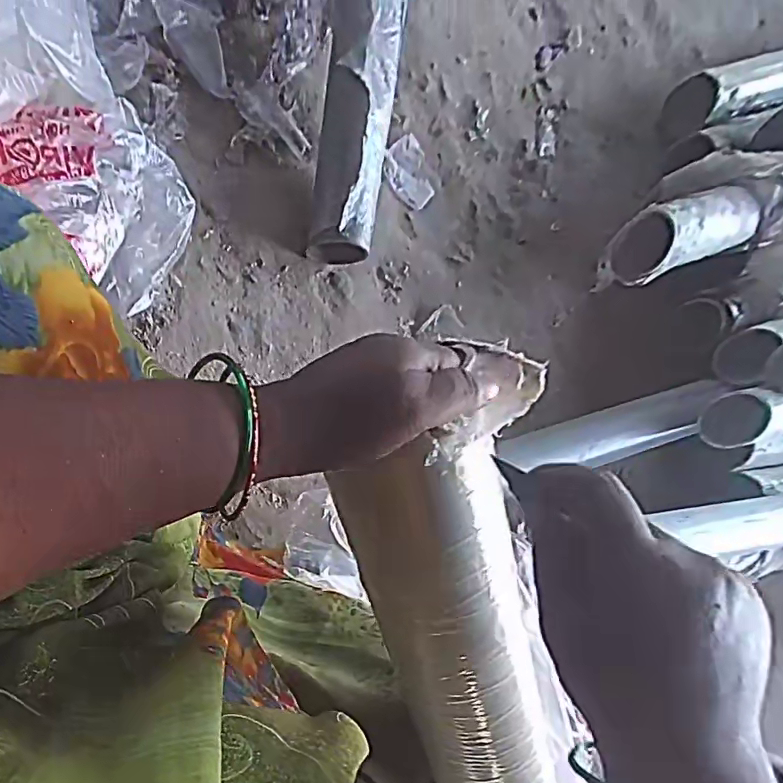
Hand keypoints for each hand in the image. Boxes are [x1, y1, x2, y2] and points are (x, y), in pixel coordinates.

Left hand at [255, 334, 520, 478]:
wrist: (281, 432)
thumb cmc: (350, 425)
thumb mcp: (414, 409)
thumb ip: (457, 390)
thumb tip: (499, 376)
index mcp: (408, 350)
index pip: (461, 358)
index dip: (483, 376)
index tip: (501, 396)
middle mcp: (383, 349)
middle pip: (433, 365)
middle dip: (455, 384)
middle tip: (471, 415)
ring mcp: (355, 366)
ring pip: (406, 377)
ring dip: (425, 395)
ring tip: (437, 425)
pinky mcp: (334, 387)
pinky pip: (382, 390)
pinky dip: (398, 404)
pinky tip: (395, 425)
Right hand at [507, 464, 782, 782]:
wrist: (692, 760)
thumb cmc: (614, 699)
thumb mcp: (561, 628)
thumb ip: (554, 560)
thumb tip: (544, 510)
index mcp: (642, 570)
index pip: (600, 492)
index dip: (562, 479)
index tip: (535, 483)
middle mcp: (696, 562)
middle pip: (629, 524)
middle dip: (593, 536)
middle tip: (566, 569)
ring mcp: (730, 579)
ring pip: (659, 550)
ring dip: (629, 564)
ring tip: (616, 615)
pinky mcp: (749, 597)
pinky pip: (690, 573)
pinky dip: (662, 585)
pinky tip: (654, 628)